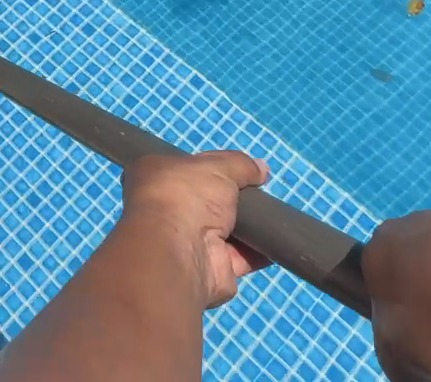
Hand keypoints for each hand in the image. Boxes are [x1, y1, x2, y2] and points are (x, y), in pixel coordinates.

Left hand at [116, 150, 271, 309]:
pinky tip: (276, 241)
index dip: (206, 167)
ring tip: (270, 216)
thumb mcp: (216, 167)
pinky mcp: (211, 265)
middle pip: (206, 199)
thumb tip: (260, 167)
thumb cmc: (188, 195)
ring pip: (223, 228)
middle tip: (257, 195)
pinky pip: (241, 255)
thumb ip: (239, 164)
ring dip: (246, 225)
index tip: (234, 169)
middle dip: (230, 198)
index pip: (181, 167)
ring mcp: (187, 238)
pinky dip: (259, 251)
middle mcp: (166, 205)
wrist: (184, 251)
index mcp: (154, 175)